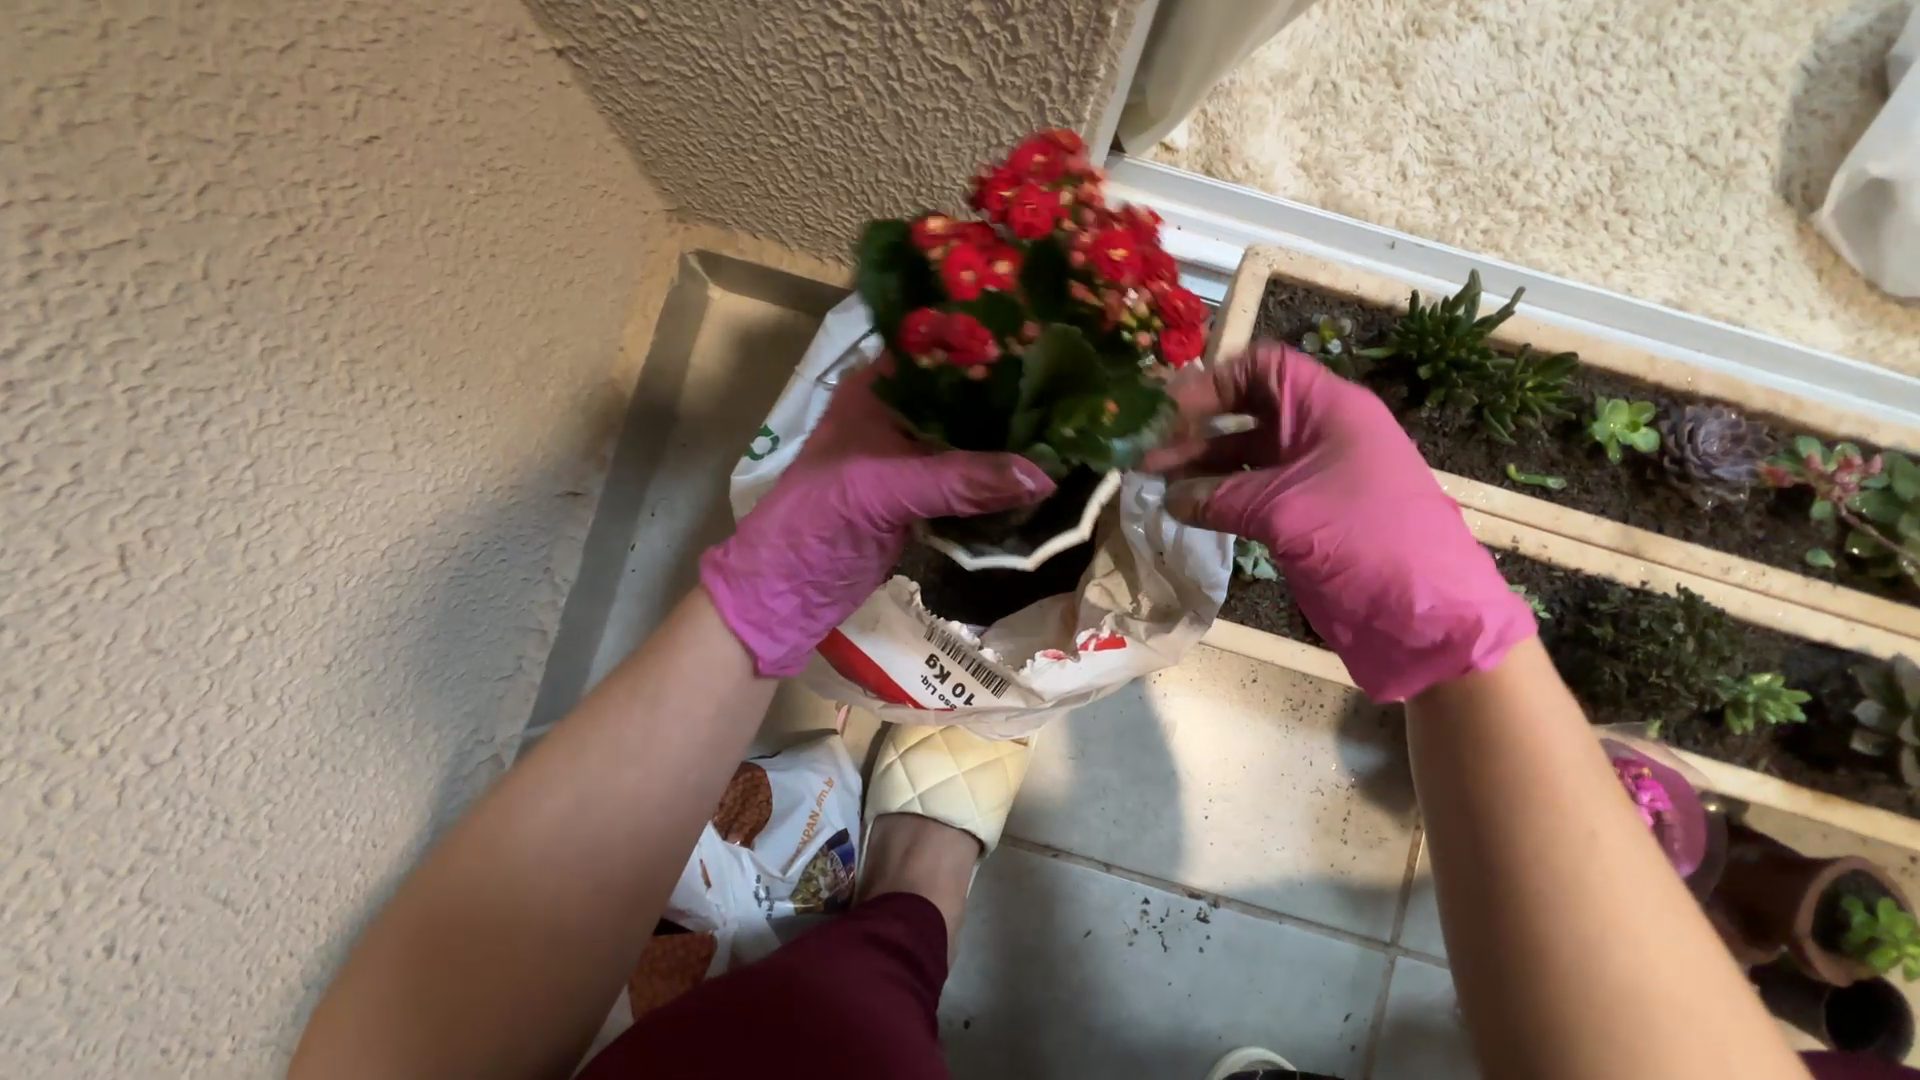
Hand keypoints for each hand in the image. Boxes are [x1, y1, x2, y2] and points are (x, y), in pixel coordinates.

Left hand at [700, 363, 1055, 676]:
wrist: (787, 593)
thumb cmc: (818, 520)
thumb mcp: (887, 488)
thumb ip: (963, 479)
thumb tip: (1044, 476)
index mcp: (877, 390)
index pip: (939, 348)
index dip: (989, 343)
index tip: (1047, 340)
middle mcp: (896, 415)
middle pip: (964, 396)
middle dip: (1010, 397)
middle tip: (1070, 391)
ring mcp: (909, 459)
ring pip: (969, 440)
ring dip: (1008, 442)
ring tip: (1067, 429)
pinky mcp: (921, 499)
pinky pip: (968, 482)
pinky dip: (997, 482)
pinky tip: (1039, 476)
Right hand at [1160, 342, 1534, 700]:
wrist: (1422, 613)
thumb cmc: (1362, 539)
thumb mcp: (1282, 510)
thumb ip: (1218, 498)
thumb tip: (1166, 498)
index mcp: (1326, 409)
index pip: (1263, 368)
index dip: (1215, 380)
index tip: (1171, 410)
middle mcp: (1315, 433)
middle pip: (1246, 410)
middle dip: (1196, 427)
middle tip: (1149, 449)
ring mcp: (1308, 475)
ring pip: (1243, 455)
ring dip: (1198, 466)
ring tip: (1152, 481)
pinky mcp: (1300, 515)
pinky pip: (1248, 493)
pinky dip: (1215, 497)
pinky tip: (1181, 508)